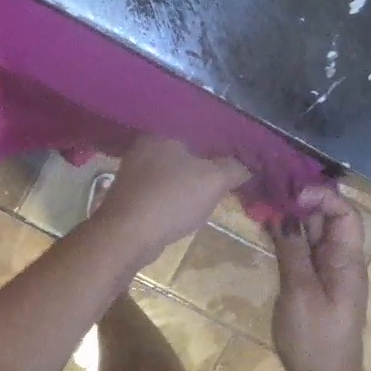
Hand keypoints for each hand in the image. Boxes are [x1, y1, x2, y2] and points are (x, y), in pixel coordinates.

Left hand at [92, 137, 250, 256]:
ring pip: (166, 177)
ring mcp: (129, 175)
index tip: (229, 169)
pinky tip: (177, 216)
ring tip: (201, 204)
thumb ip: (232, 169)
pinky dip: (168, 203)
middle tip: (218, 189)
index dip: (215, 151)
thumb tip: (245, 166)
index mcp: (160, 136)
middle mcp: (141, 150)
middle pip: (180, 157)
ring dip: (183, 189)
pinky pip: (155, 195)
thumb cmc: (171, 199)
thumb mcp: (213, 180)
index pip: (194, 136)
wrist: (127, 234)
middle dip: (198, 172)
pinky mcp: (125, 198)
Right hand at [271, 186, 370, 370]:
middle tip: (266, 193)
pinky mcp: (314, 285)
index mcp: (348, 261)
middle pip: (329, 219)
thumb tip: (286, 213)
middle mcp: (342, 262)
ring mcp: (328, 274)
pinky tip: (266, 230)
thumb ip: (293, 250)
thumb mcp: (300, 292)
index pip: (345, 213)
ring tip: (261, 205)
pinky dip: (288, 237)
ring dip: (291, 218)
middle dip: (301, 202)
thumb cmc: (314, 340)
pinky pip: (304, 251)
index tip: (288, 195)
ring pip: (314, 234)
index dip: (320, 196)